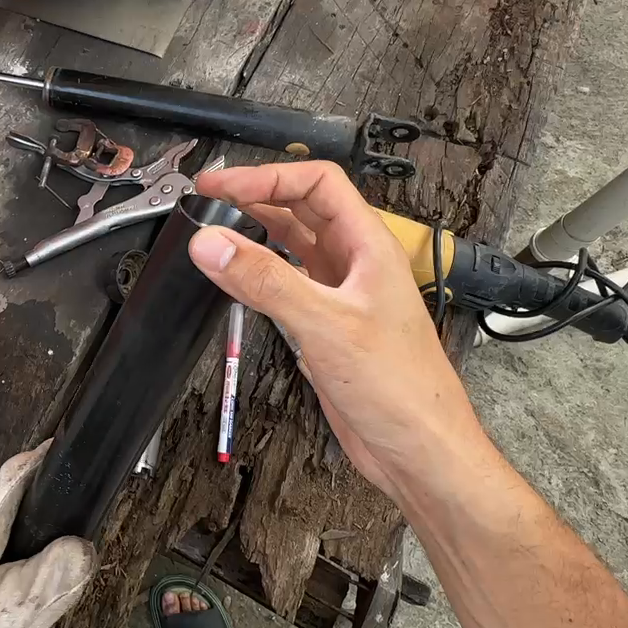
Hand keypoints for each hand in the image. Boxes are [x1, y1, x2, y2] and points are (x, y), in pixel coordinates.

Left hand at [0, 441, 93, 627]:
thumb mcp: (6, 614)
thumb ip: (49, 578)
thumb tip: (84, 547)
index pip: (13, 475)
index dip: (43, 460)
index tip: (72, 450)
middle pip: (9, 498)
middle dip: (42, 499)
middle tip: (77, 509)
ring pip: (0, 525)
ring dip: (29, 529)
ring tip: (60, 547)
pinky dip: (14, 554)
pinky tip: (26, 579)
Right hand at [187, 162, 493, 504]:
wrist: (419, 450)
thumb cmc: (400, 389)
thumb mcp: (325, 325)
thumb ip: (265, 281)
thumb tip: (212, 244)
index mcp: (368, 247)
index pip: (317, 185)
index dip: (268, 176)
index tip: (221, 184)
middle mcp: (354, 264)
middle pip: (301, 208)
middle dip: (255, 195)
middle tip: (209, 195)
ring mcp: (339, 294)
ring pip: (292, 243)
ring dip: (255, 229)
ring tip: (216, 223)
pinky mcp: (325, 324)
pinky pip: (286, 281)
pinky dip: (258, 270)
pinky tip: (236, 273)